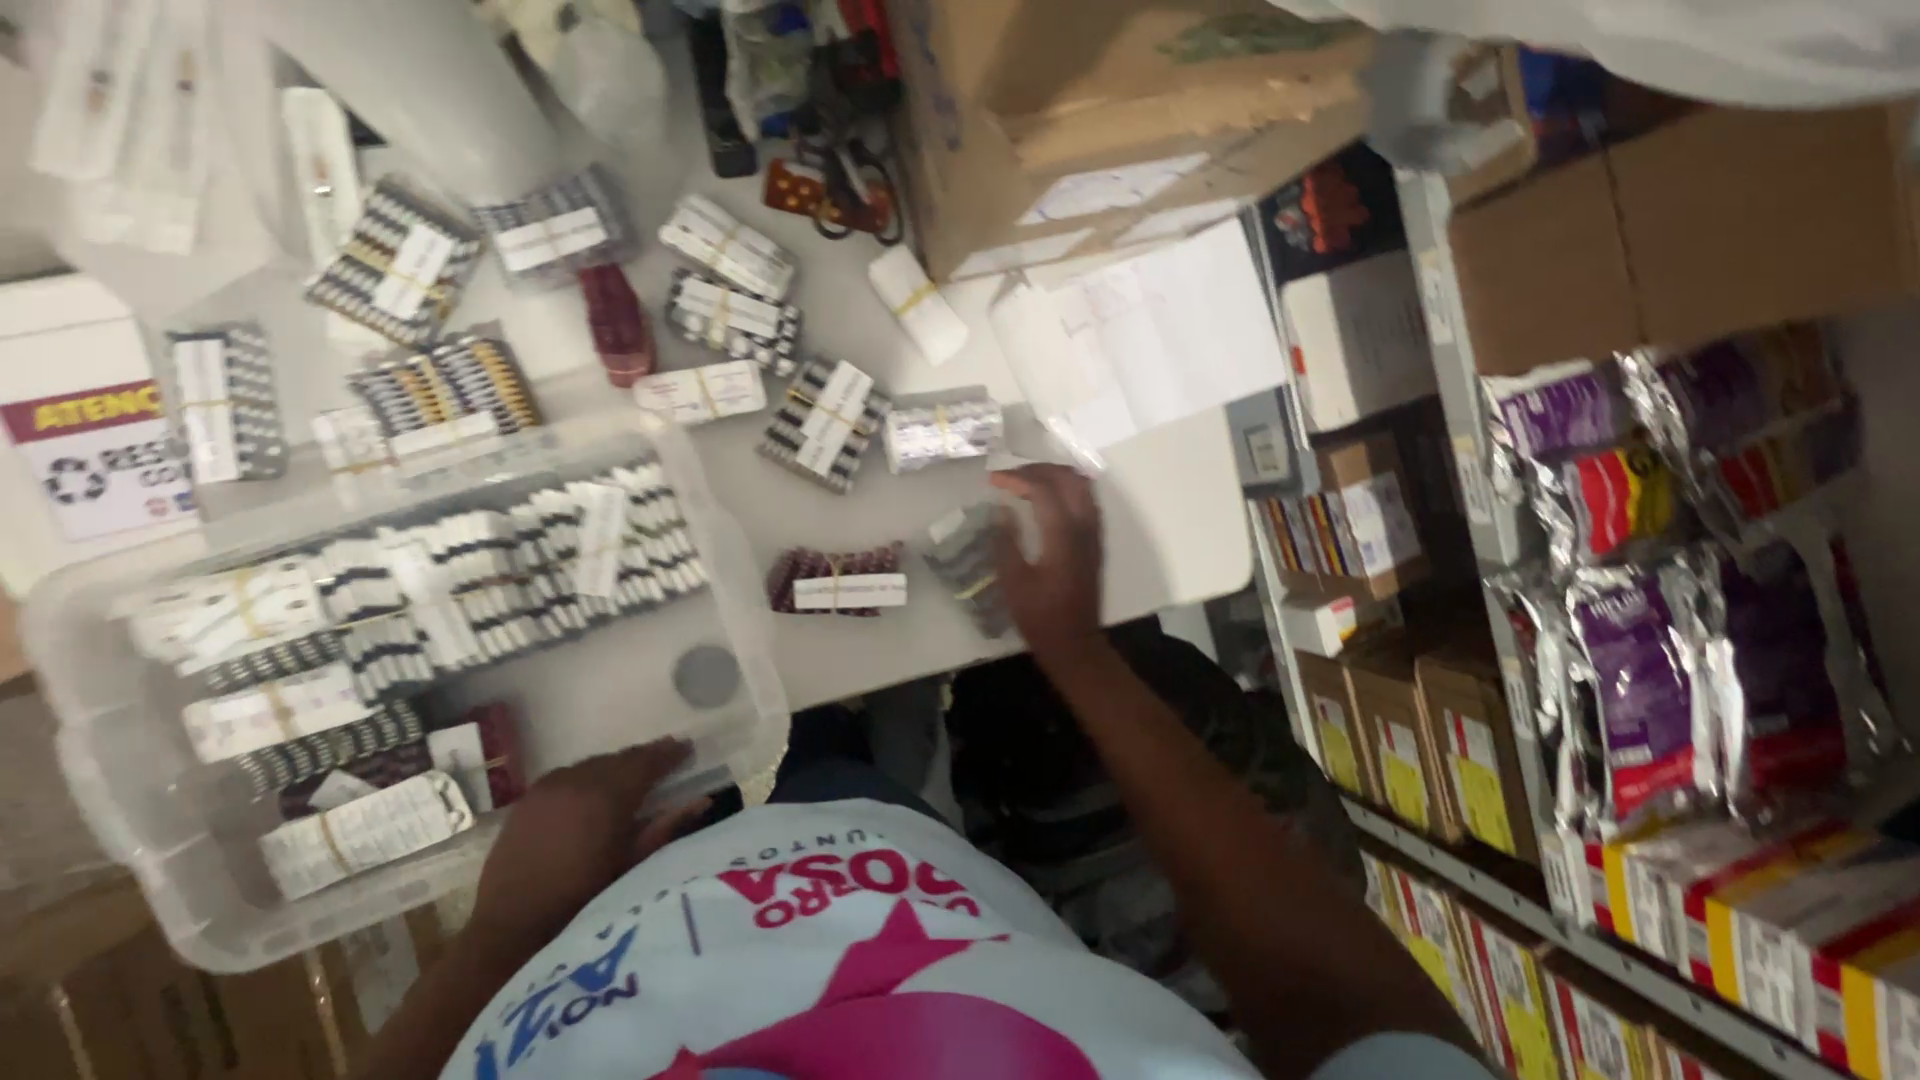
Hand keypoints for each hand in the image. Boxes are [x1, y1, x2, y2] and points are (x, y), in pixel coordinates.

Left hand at [468, 739, 706, 950]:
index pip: (647, 762)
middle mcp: (577, 780)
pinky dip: (586, 776)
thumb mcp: (634, 863)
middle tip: (665, 759)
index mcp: (608, 795)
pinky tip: (592, 791)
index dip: (670, 753)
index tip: (687, 748)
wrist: (513, 925)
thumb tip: (703, 800)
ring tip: (631, 775)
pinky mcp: (526, 800)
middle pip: (619, 758)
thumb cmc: (584, 898)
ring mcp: (547, 787)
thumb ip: (668, 827)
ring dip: (614, 766)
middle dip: (643, 758)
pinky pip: (566, 776)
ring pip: (592, 764)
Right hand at [990, 464, 1104, 665]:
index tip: (992, 480)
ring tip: (1026, 482)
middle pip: (1068, 478)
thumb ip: (1007, 541)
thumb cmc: (1040, 617)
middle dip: (1037, 469)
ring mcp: (1095, 534)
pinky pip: (1087, 500)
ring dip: (1055, 476)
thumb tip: (1002, 510)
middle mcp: (1084, 527)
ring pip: (1082, 486)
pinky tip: (1047, 500)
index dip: (1017, 478)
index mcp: (1063, 536)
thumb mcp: (1013, 582)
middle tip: (1010, 476)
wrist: (1074, 643)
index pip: (1043, 489)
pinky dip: (1067, 489)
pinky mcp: (1096, 542)